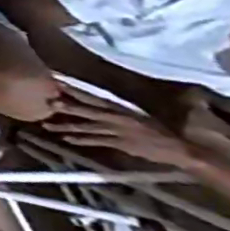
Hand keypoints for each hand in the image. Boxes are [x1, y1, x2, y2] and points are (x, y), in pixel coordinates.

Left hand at [44, 84, 200, 168]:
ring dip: (68, 126)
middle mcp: (117, 119)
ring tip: (48, 125)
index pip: (93, 97)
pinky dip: (82, 140)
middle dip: (68, 107)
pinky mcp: (121, 145)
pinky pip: (98, 142)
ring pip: (88, 128)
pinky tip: (67, 139)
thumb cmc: (160, 129)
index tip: (57, 82)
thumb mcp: (136, 114)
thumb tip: (96, 103)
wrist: (181, 148)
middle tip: (49, 102)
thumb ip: (115, 110)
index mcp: (120, 109)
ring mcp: (118, 132)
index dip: (75, 90)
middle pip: (87, 111)